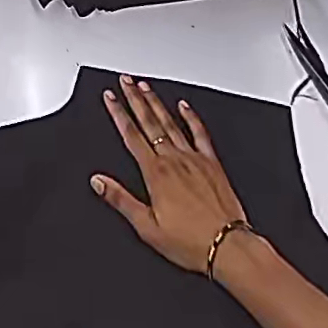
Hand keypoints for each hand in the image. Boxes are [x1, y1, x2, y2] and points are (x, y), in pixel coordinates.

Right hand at [91, 75, 252, 274]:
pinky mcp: (212, 163)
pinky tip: (184, 106)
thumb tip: (98, 181)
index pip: (131, 135)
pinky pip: (199, 133)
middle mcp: (173, 160)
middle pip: (149, 121)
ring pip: (170, 122)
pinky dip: (191, 117)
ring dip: (156, 102)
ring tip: (145, 86)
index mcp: (155, 173)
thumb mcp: (146, 226)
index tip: (111, 97)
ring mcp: (194, 159)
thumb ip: (120, 199)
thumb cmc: (190, 241)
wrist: (228, 246)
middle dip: (135, 98)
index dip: (119, 113)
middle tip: (125, 81)